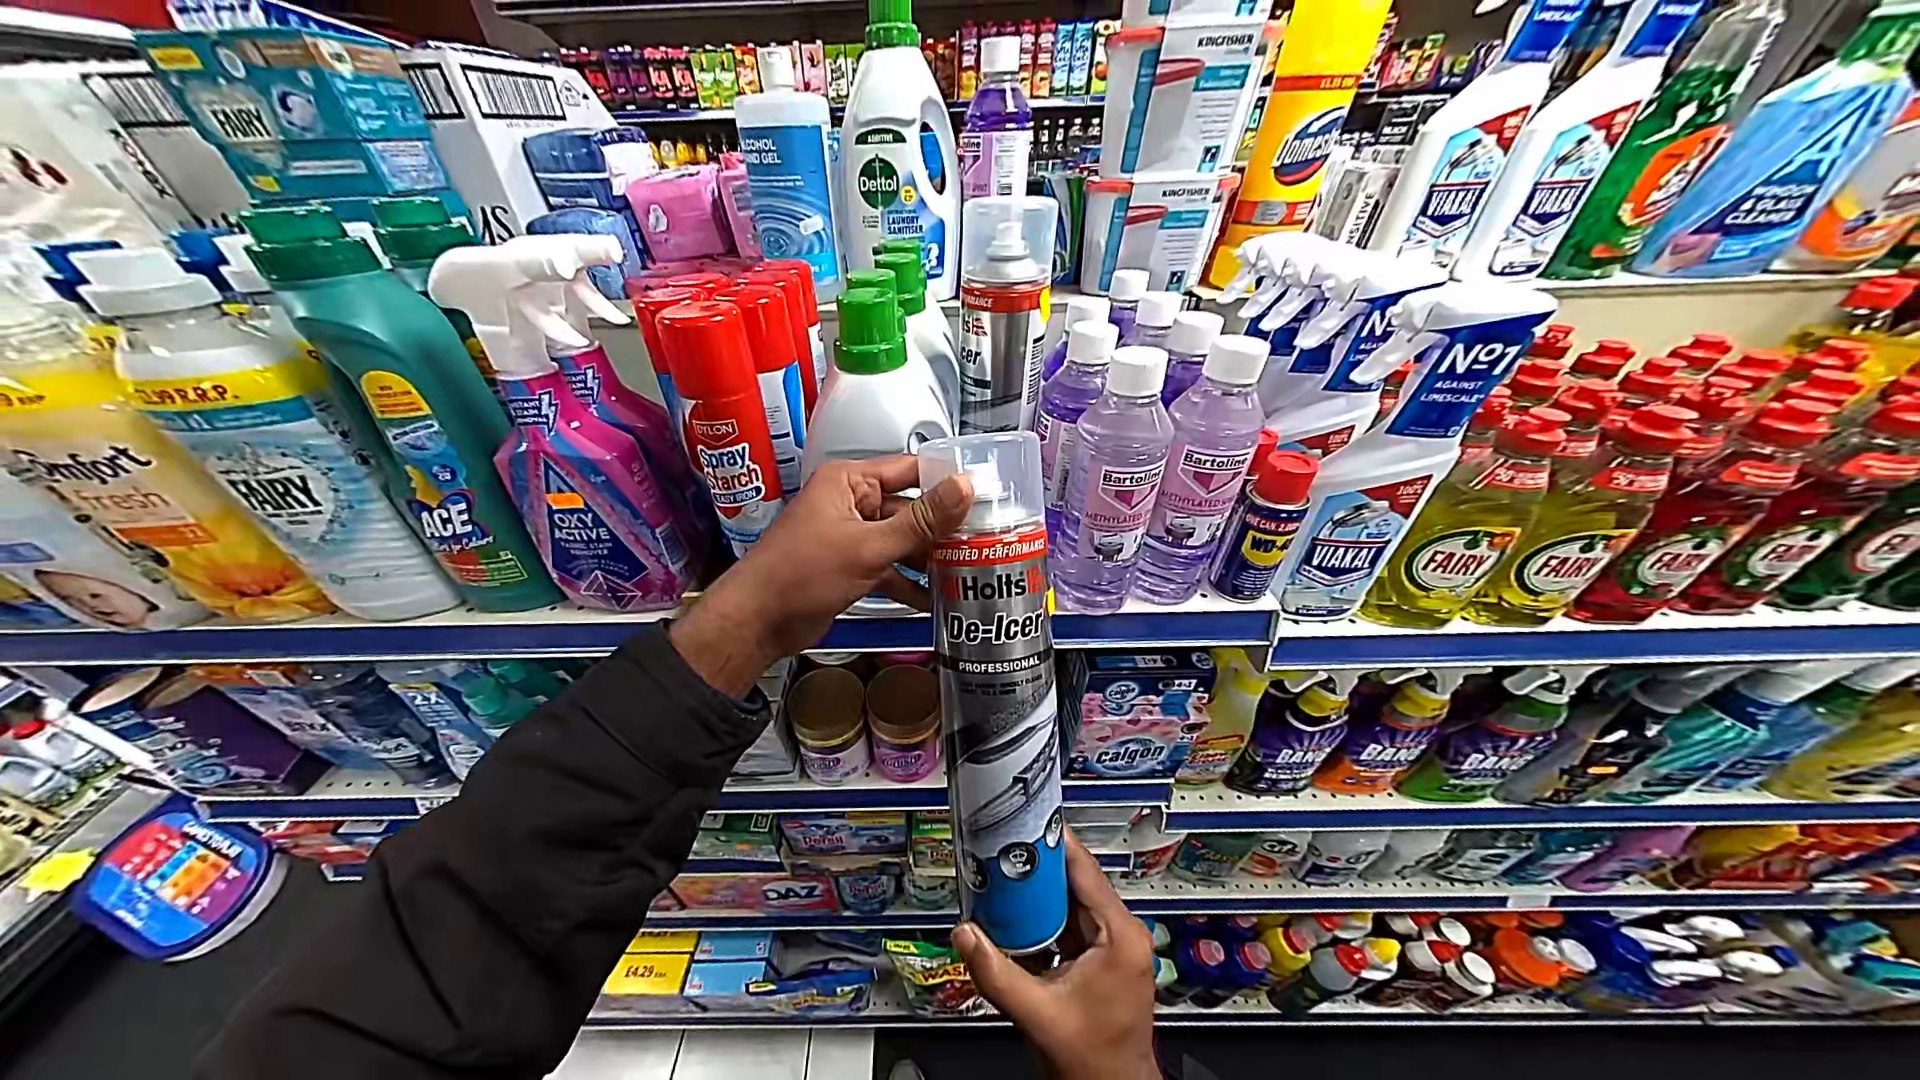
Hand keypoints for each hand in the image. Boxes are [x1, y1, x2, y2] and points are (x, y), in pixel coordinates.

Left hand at [670, 456, 972, 695]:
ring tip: (964, 573)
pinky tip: (933, 600)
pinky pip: (889, 567)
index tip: (982, 496)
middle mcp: (852, 504)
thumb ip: (920, 521)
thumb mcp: (869, 546)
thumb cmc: (800, 574)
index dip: (945, 482)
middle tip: (981, 542)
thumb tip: (963, 489)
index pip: (910, 470)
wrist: (758, 623)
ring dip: (928, 559)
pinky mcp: (850, 566)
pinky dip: (908, 583)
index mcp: (850, 482)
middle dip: (941, 529)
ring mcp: (851, 536)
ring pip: (902, 541)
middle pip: (910, 509)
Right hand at [953, 831, 1159, 1079]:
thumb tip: (965, 936)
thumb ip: (995, 972)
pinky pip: (1070, 916)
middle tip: (1006, 848)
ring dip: (1040, 889)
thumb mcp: (1037, 1014)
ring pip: (1071, 896)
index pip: (1084, 869)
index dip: (1055, 841)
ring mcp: (1114, 942)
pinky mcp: (1102, 952)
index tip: (1030, 819)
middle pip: (1075, 879)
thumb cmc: (1093, 1061)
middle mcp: (1122, 932)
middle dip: (1039, 864)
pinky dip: (1045, 911)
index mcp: (1119, 936)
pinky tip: (1020, 911)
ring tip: (1007, 874)